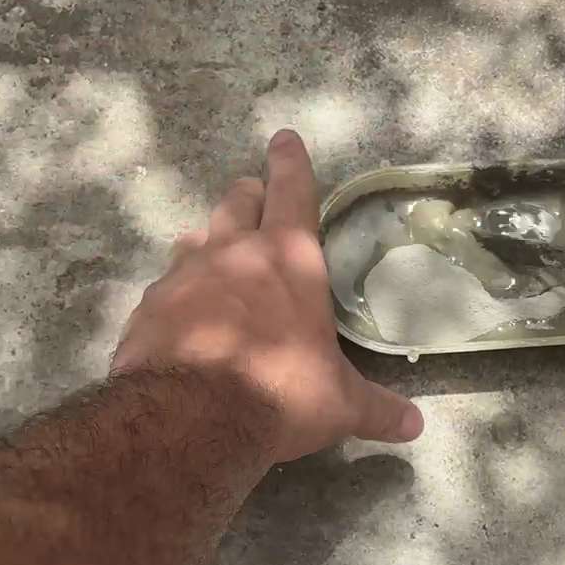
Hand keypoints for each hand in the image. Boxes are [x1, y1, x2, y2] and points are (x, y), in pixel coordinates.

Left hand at [112, 130, 423, 462]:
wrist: (188, 420)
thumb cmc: (280, 393)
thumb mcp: (340, 405)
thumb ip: (379, 410)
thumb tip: (416, 427)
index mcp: (289, 259)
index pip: (292, 191)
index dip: (290, 161)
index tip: (284, 137)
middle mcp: (234, 252)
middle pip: (237, 201)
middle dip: (249, 195)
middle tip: (255, 200)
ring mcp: (183, 275)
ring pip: (196, 236)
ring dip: (212, 239)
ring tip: (220, 259)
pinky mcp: (148, 306)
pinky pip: (166, 283)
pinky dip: (180, 289)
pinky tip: (185, 315)